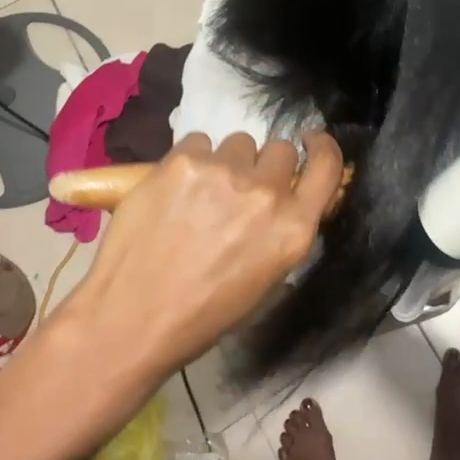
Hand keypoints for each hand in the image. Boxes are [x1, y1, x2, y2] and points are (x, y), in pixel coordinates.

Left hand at [58, 131, 344, 371]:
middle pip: (280, 149)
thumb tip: (281, 197)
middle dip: (263, 165)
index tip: (310, 141)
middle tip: (237, 191)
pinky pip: (198, 141)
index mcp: (294, 229)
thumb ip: (282, 229)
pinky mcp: (183, 160)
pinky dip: (191, 159)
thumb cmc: (202, 314)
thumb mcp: (266, 278)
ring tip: (199, 194)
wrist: (131, 319)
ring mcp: (224, 172)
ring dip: (227, 161)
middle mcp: (266, 194)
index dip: (322, 146)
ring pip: (238, 142)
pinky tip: (174, 190)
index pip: (328, 165)